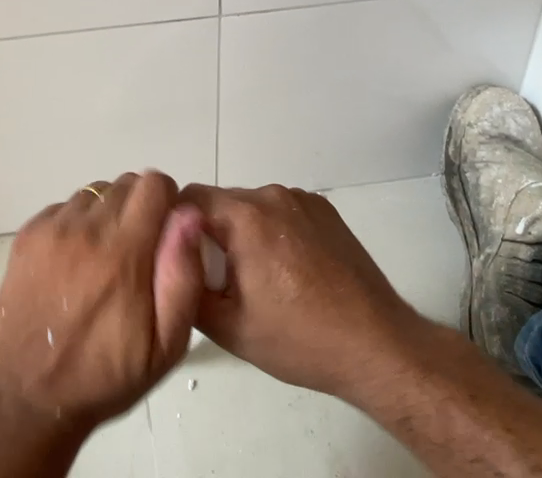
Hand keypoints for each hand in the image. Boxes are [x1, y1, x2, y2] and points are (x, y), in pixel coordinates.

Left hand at [0, 170, 205, 428]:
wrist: (29, 396)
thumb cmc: (106, 375)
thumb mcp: (166, 344)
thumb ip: (183, 274)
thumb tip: (188, 215)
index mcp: (124, 251)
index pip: (154, 185)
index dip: (167, 203)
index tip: (165, 235)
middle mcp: (86, 228)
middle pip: (125, 184)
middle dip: (140, 208)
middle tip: (137, 254)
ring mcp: (51, 229)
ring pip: (94, 194)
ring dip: (107, 215)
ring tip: (104, 260)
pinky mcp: (27, 235)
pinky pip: (64, 208)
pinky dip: (76, 224)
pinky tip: (75, 263)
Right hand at [181, 183, 426, 400]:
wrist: (376, 346)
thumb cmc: (298, 339)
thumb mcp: (226, 326)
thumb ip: (183, 285)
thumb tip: (165, 260)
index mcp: (245, 217)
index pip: (187, 199)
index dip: (172, 226)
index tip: (174, 259)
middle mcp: (272, 196)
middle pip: (220, 202)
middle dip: (208, 234)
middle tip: (214, 280)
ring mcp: (303, 200)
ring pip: (250, 207)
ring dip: (241, 234)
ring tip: (253, 281)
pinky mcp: (326, 211)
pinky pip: (280, 212)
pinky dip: (272, 233)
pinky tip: (286, 274)